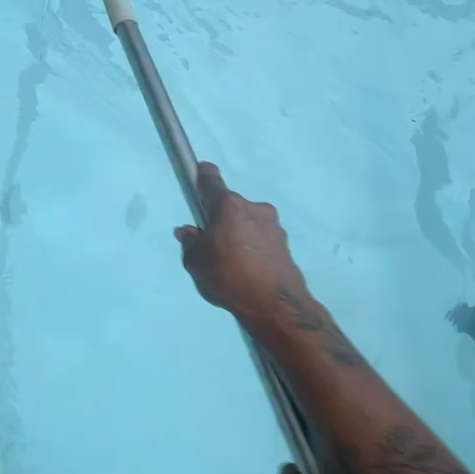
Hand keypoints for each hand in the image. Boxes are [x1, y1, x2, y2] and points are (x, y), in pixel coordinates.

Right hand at [174, 163, 307, 319]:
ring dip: (238, 232)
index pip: (212, 182)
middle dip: (220, 217)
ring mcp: (274, 226)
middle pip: (231, 206)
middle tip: (210, 240)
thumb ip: (190, 241)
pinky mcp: (285, 244)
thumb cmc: (227, 275)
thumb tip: (190, 231)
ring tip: (230, 259)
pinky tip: (246, 267)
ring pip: (247, 222)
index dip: (205, 175)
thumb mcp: (195, 260)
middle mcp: (254, 209)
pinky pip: (260, 238)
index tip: (201, 169)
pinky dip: (251, 245)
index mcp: (228, 207)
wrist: (274, 304)